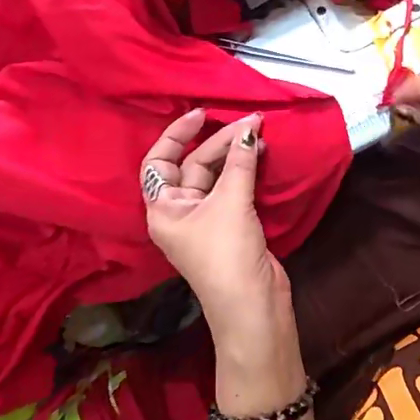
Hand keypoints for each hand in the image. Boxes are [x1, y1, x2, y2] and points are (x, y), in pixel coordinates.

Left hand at [141, 109, 294, 351]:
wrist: (253, 306)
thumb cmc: (227, 255)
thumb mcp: (230, 204)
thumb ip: (240, 163)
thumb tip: (251, 127)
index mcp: (163, 208)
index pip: (159, 160)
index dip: (176, 134)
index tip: (202, 114)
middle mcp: (180, 212)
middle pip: (193, 165)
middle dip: (220, 143)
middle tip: (250, 125)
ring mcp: (206, 220)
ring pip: (216, 177)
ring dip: (235, 156)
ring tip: (259, 135)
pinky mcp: (230, 227)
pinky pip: (232, 190)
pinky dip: (245, 173)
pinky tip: (261, 156)